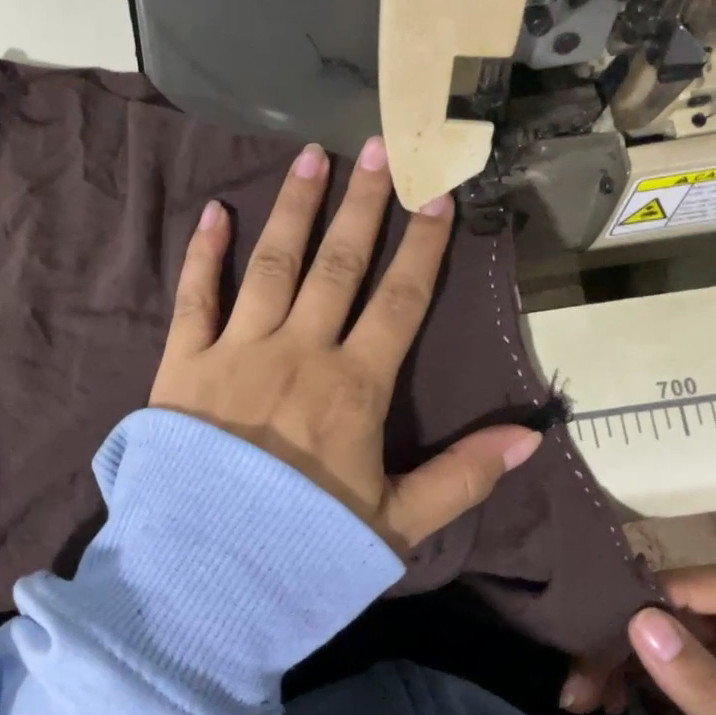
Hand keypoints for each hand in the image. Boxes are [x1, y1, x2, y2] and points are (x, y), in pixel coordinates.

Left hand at [149, 138, 542, 553]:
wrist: (207, 568)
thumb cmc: (305, 545)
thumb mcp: (396, 523)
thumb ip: (463, 477)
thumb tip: (532, 436)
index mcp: (353, 386)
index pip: (399, 300)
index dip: (422, 245)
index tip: (436, 194)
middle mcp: (298, 351)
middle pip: (337, 264)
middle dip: (361, 204)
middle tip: (377, 146)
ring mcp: (237, 350)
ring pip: (272, 264)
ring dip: (293, 208)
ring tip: (310, 156)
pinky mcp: (184, 362)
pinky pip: (195, 296)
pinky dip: (204, 253)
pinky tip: (215, 210)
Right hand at [561, 566, 715, 714]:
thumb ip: (703, 687)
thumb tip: (643, 619)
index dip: (680, 588)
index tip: (626, 609)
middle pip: (681, 608)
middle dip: (628, 632)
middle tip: (585, 665)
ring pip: (651, 629)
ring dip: (610, 656)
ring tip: (581, 694)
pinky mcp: (684, 676)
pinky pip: (638, 655)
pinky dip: (610, 673)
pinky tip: (594, 700)